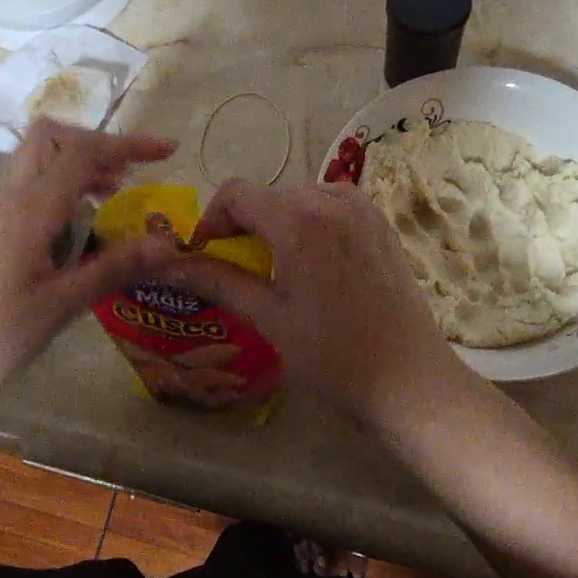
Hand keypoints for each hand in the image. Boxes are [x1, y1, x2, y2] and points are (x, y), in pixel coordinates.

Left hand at [0, 119, 179, 407]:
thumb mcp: (60, 306)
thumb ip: (113, 268)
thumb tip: (167, 243)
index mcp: (29, 210)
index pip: (83, 153)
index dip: (129, 145)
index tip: (168, 151)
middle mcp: (8, 197)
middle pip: (51, 138)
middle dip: (97, 144)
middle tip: (131, 174)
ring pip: (37, 159)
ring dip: (78, 164)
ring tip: (114, 197)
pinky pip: (28, 184)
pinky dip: (60, 186)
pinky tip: (78, 225)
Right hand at [161, 179, 468, 422]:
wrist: (409, 383)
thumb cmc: (332, 356)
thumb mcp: (268, 318)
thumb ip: (217, 281)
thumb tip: (167, 265)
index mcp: (299, 219)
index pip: (236, 193)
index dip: (211, 220)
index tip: (203, 256)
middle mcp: (332, 200)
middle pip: (269, 195)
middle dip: (243, 225)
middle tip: (234, 270)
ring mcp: (364, 211)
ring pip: (300, 199)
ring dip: (277, 225)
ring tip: (274, 271)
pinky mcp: (382, 227)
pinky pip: (332, 209)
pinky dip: (310, 226)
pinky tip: (313, 268)